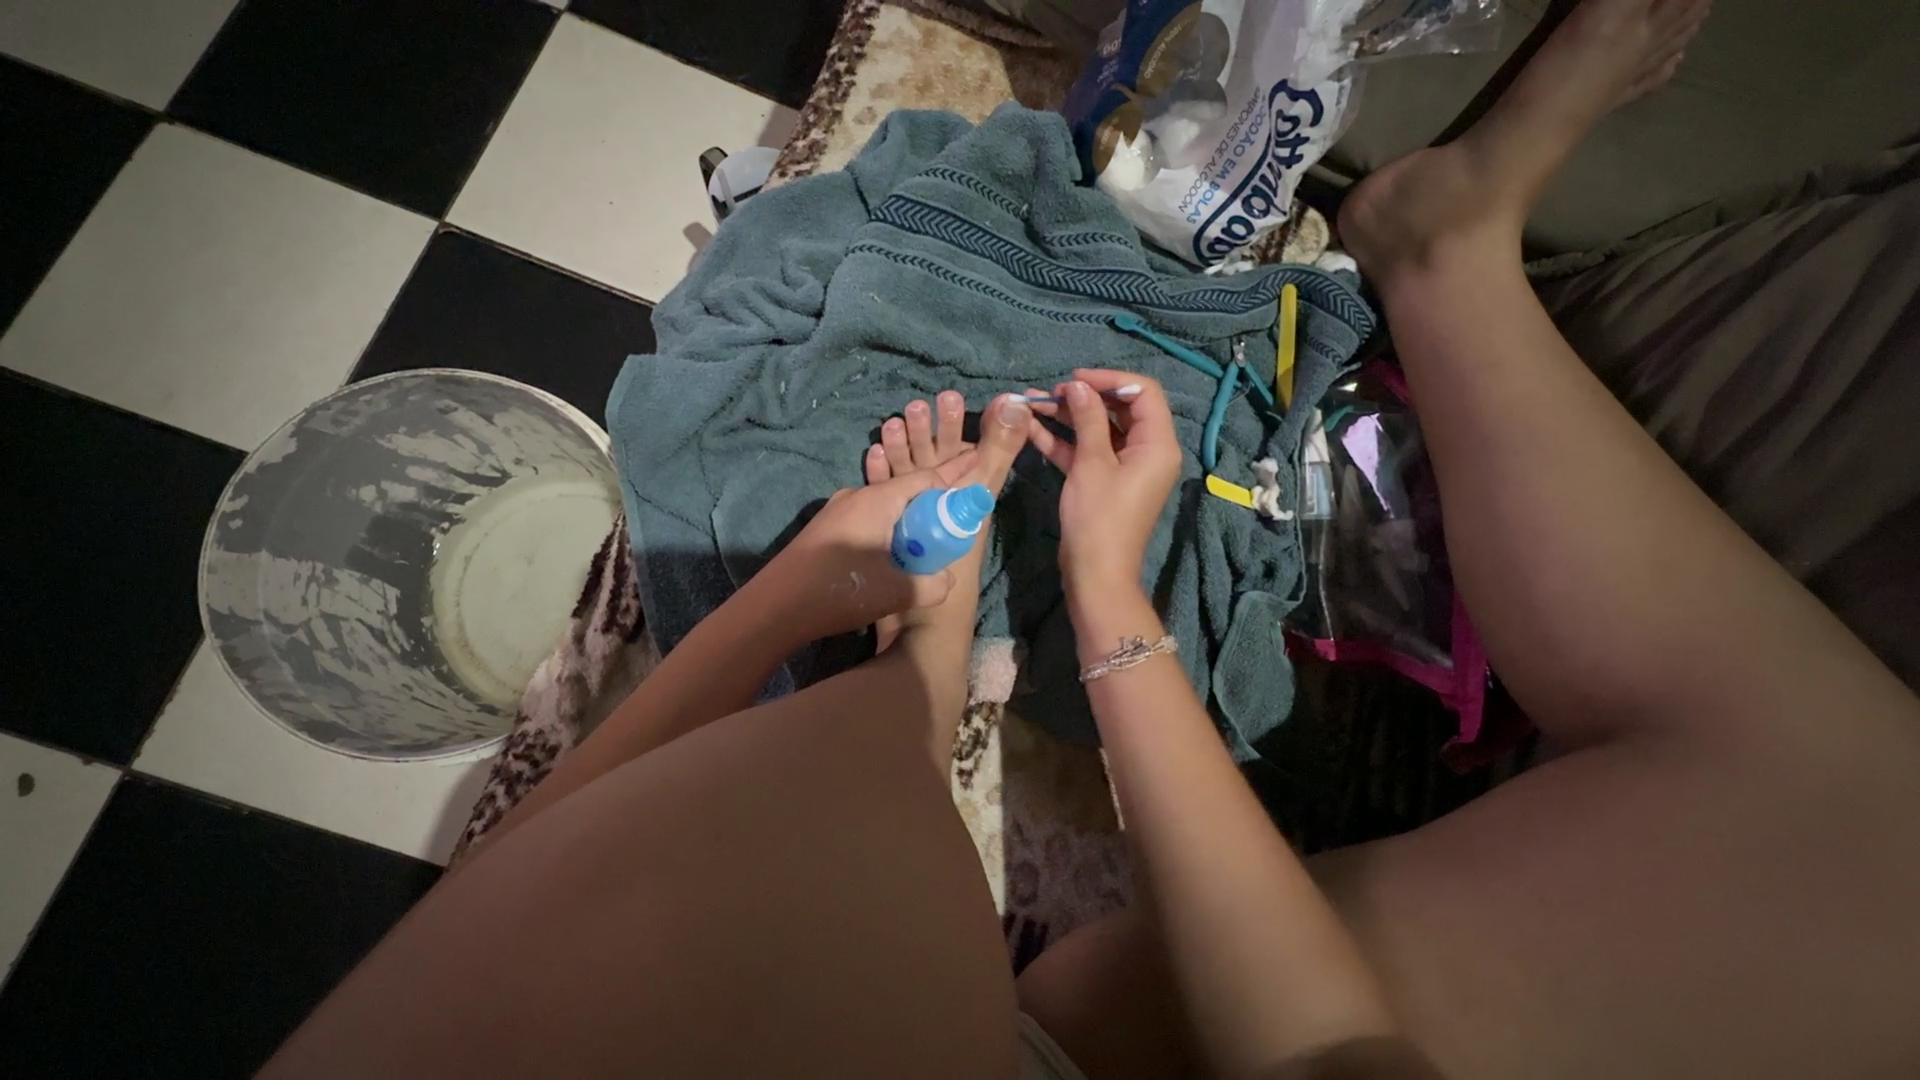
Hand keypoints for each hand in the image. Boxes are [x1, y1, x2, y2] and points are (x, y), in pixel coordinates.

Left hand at [758, 457, 974, 642]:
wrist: (774, 608)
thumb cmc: (840, 591)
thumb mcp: (898, 593)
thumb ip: (933, 585)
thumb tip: (946, 580)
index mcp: (878, 499)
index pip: (925, 478)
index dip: (950, 491)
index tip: (962, 511)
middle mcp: (857, 496)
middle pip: (904, 492)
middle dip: (928, 511)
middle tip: (942, 538)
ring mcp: (836, 511)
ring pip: (882, 509)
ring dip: (903, 526)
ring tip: (915, 554)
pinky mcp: (823, 529)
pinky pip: (864, 522)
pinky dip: (882, 534)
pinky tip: (883, 562)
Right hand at [1026, 370, 1181, 597]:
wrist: (1095, 574)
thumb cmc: (1098, 518)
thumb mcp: (1091, 463)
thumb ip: (1087, 419)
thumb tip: (1078, 385)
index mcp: (1157, 444)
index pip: (1143, 392)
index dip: (1109, 379)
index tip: (1075, 378)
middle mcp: (1147, 451)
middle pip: (1119, 409)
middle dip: (1084, 397)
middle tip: (1050, 392)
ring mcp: (1126, 467)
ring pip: (1099, 429)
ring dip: (1068, 416)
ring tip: (1033, 404)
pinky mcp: (1105, 481)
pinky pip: (1088, 451)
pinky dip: (1064, 440)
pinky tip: (1033, 429)